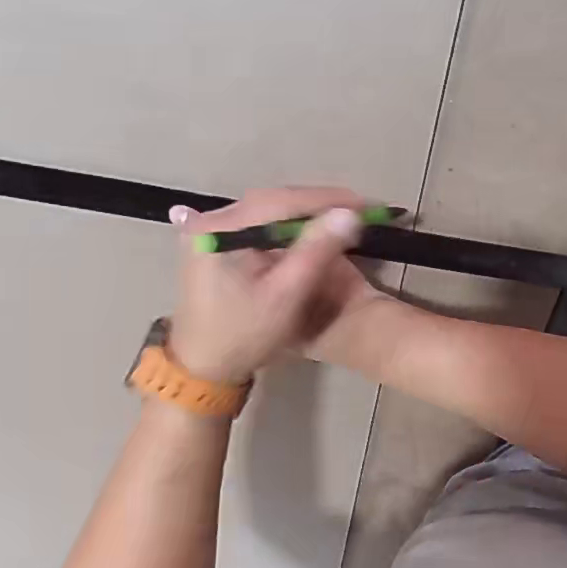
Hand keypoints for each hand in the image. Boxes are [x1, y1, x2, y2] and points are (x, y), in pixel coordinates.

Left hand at [166, 186, 378, 382]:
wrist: (203, 367)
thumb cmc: (244, 336)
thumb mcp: (285, 296)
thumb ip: (316, 252)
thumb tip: (349, 214)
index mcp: (221, 229)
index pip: (281, 201)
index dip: (325, 200)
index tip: (363, 205)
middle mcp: (210, 221)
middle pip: (272, 202)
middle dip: (315, 206)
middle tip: (356, 212)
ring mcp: (209, 232)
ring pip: (265, 213)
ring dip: (301, 217)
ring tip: (337, 222)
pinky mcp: (213, 245)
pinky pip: (255, 227)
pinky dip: (283, 230)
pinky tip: (306, 232)